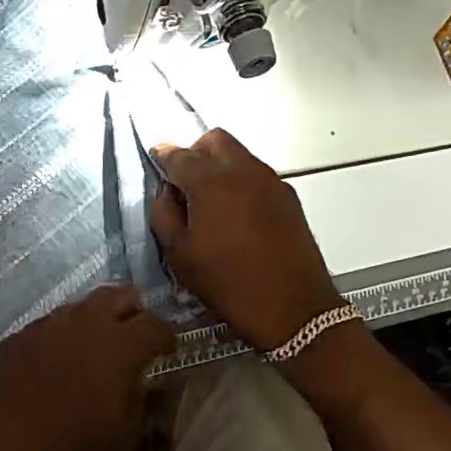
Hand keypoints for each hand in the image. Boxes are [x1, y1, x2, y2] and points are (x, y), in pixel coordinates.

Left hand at [0, 286, 173, 450]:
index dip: (166, 337)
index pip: (154, 324)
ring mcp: (42, 326)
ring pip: (77, 309)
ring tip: (92, 352)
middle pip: (115, 296)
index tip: (167, 350)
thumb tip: (140, 379)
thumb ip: (139, 398)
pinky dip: (59, 340)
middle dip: (130, 311)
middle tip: (133, 335)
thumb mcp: (122, 438)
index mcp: (117, 345)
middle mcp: (80, 322)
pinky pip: (45, 328)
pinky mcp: (13, 340)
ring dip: (92, 324)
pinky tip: (54, 367)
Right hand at [149, 129, 345, 352]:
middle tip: (184, 182)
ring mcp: (272, 182)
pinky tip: (236, 215)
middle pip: (215, 140)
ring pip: (239, 155)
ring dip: (219, 166)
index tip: (156, 162)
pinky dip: (240, 182)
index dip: (163, 156)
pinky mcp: (289, 198)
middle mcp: (244, 172)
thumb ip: (164, 215)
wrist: (294, 310)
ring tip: (210, 202)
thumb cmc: (229, 284)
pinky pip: (257, 175)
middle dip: (195, 152)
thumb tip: (166, 193)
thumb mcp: (180, 255)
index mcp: (212, 183)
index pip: (179, 154)